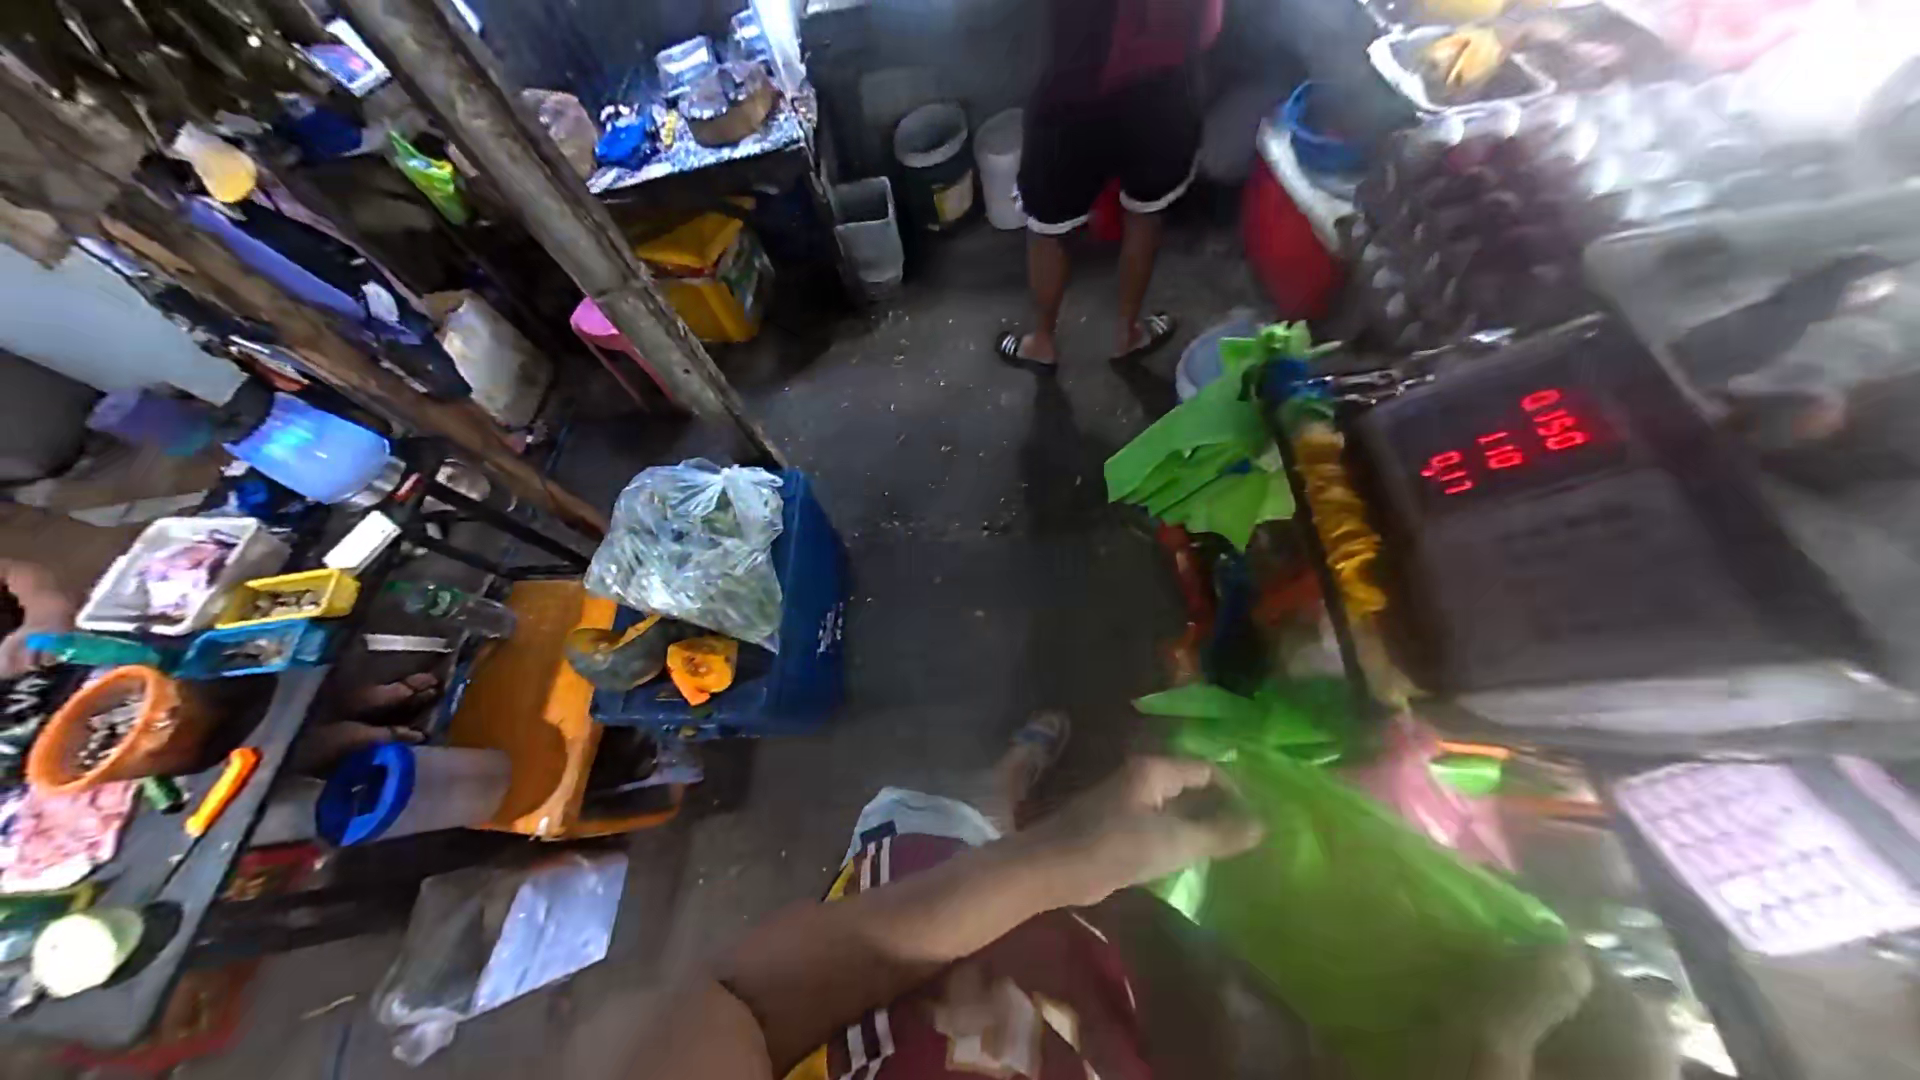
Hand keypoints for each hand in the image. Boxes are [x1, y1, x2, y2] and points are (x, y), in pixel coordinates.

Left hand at [1024, 756, 1264, 906]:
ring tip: (1232, 849)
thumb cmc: (1115, 847)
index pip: (1206, 769)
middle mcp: (1141, 778)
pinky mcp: (1119, 825)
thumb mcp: (1173, 842)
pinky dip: (1180, 836)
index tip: (1259, 819)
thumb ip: (1218, 833)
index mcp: (1154, 770)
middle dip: (1220, 807)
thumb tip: (1262, 823)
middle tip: (1251, 837)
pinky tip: (1195, 858)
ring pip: (1175, 807)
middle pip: (1191, 786)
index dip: (1234, 790)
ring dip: (1200, 823)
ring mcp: (1128, 801)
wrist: (1056, 867)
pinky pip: (1160, 824)